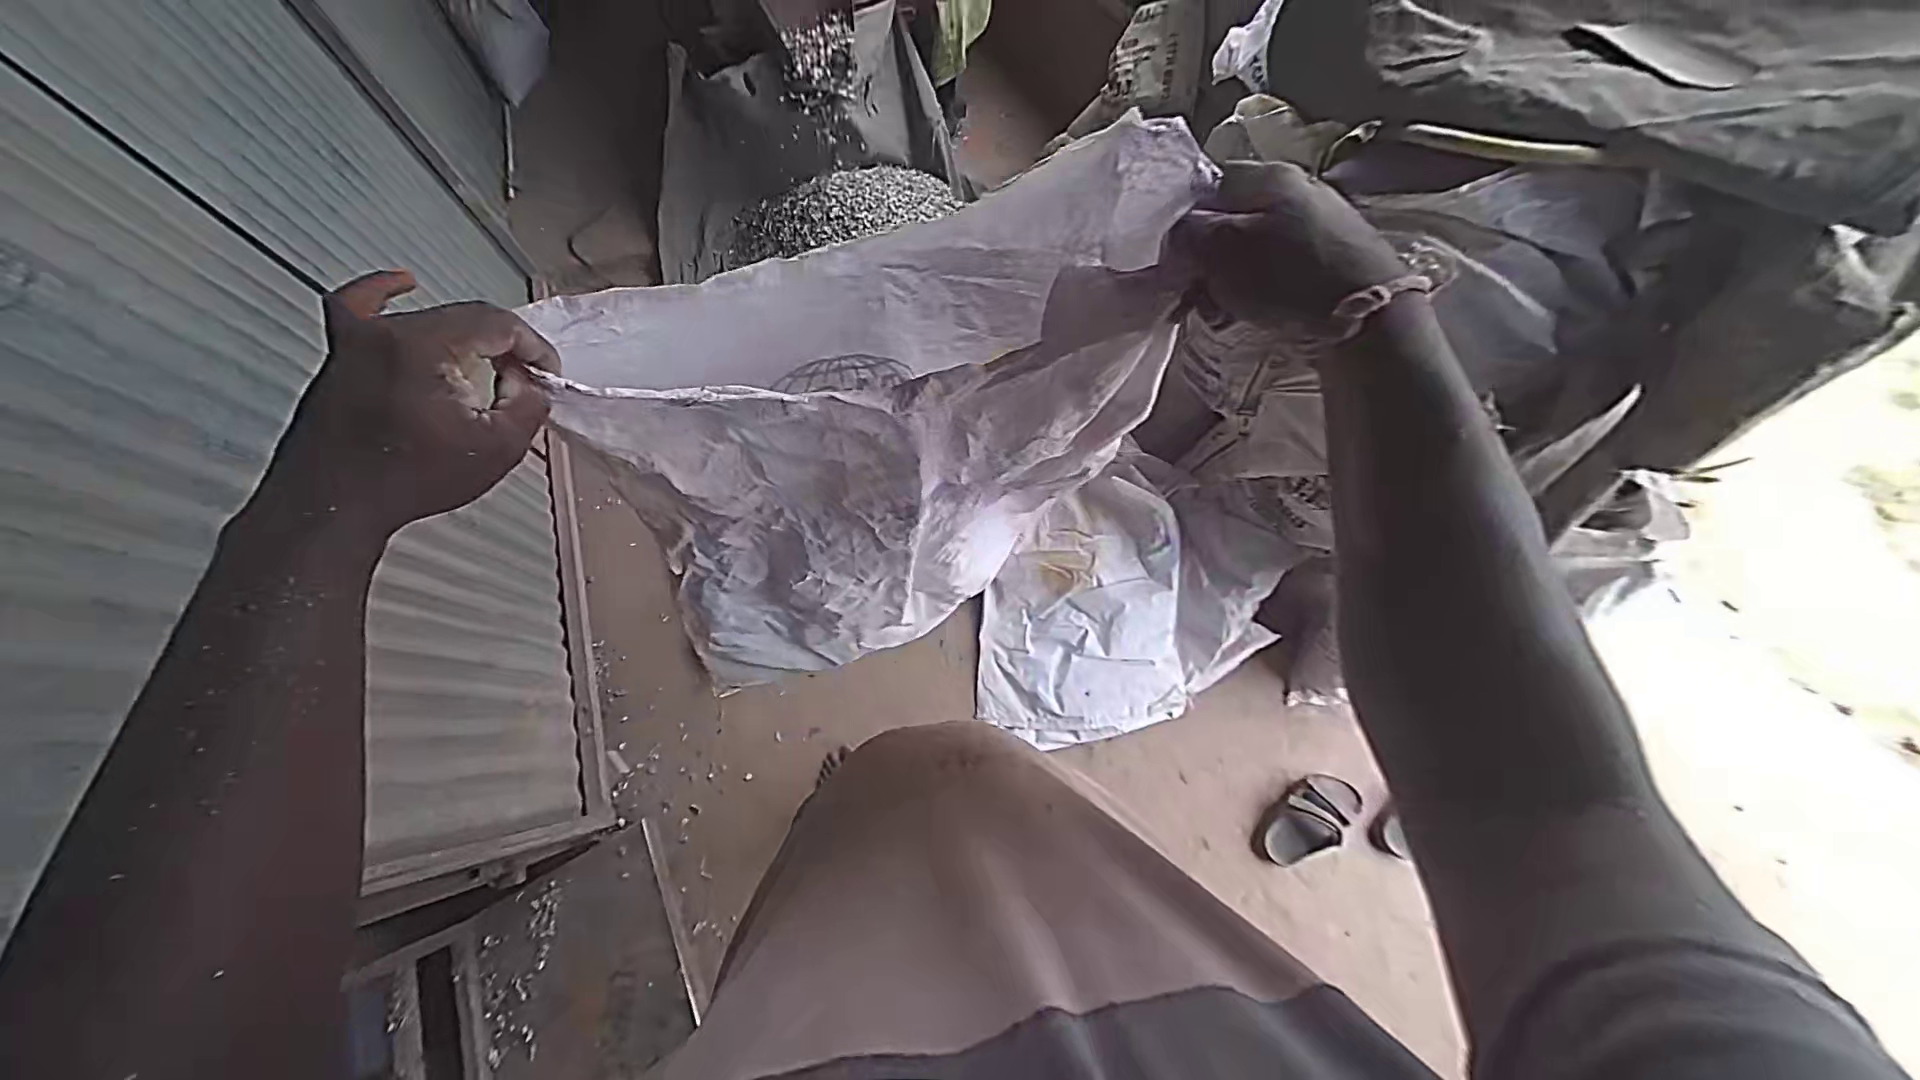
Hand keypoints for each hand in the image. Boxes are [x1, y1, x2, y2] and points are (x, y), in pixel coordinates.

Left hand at [265, 270, 559, 535]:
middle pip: (469, 318)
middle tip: (527, 381)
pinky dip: (386, 291)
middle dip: (508, 347)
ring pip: (433, 319)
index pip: (499, 324)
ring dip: (472, 341)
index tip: (547, 372)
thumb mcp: (499, 447)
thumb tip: (529, 386)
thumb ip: (528, 405)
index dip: (534, 348)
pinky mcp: (344, 354)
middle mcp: (387, 331)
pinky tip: (402, 283)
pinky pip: (362, 306)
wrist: (336, 502)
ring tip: (491, 371)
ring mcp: (358, 338)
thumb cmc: (407, 478)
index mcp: (426, 346)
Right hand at [1171, 161, 1407, 330]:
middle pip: (1223, 223)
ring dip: (1216, 283)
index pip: (1206, 186)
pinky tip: (1236, 315)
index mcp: (1269, 178)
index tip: (1170, 259)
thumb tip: (1175, 235)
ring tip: (1212, 312)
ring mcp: (1307, 228)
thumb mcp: (1225, 251)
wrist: (1364, 317)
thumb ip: (1190, 235)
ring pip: (1240, 252)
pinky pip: (1264, 272)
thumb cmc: (1289, 276)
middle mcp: (1290, 194)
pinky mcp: (1317, 262)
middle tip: (1186, 295)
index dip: (1181, 222)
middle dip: (1198, 261)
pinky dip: (1243, 293)